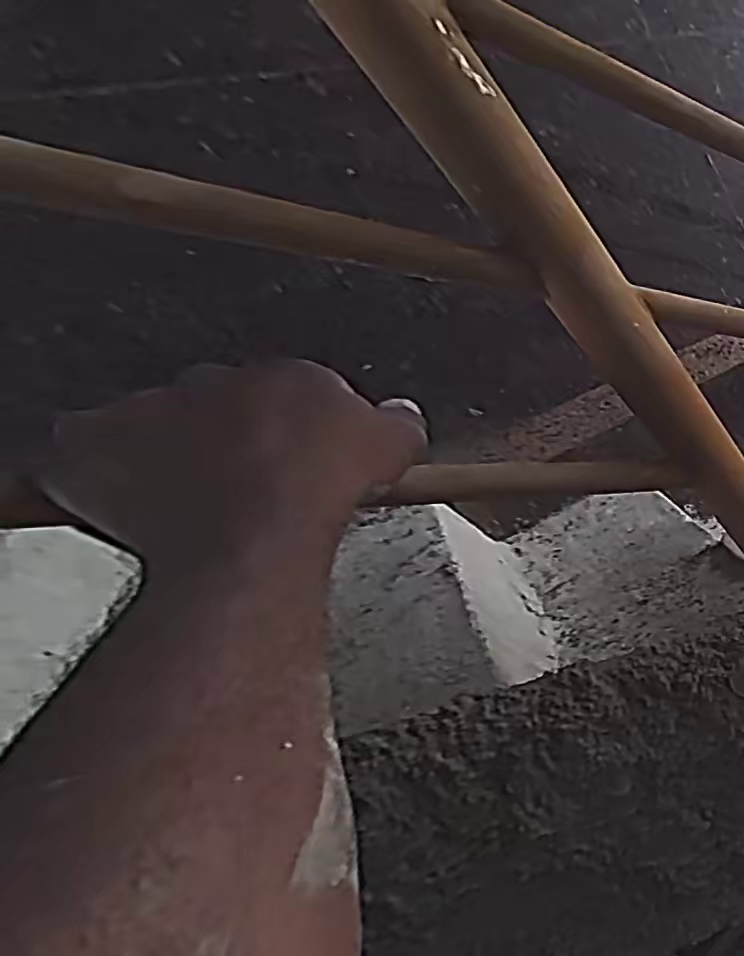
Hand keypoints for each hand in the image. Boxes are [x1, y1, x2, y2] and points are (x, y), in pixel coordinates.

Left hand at [39, 360, 425, 574]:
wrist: (254, 535)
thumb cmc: (325, 488)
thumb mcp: (400, 449)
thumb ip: (402, 420)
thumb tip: (401, 410)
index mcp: (292, 376)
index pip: (306, 389)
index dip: (317, 424)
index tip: (323, 453)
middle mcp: (215, 379)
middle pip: (233, 400)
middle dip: (248, 430)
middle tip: (273, 474)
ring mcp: (144, 406)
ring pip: (167, 424)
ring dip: (187, 450)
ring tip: (221, 496)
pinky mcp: (86, 442)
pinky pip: (98, 456)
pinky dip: (122, 476)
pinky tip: (164, 503)